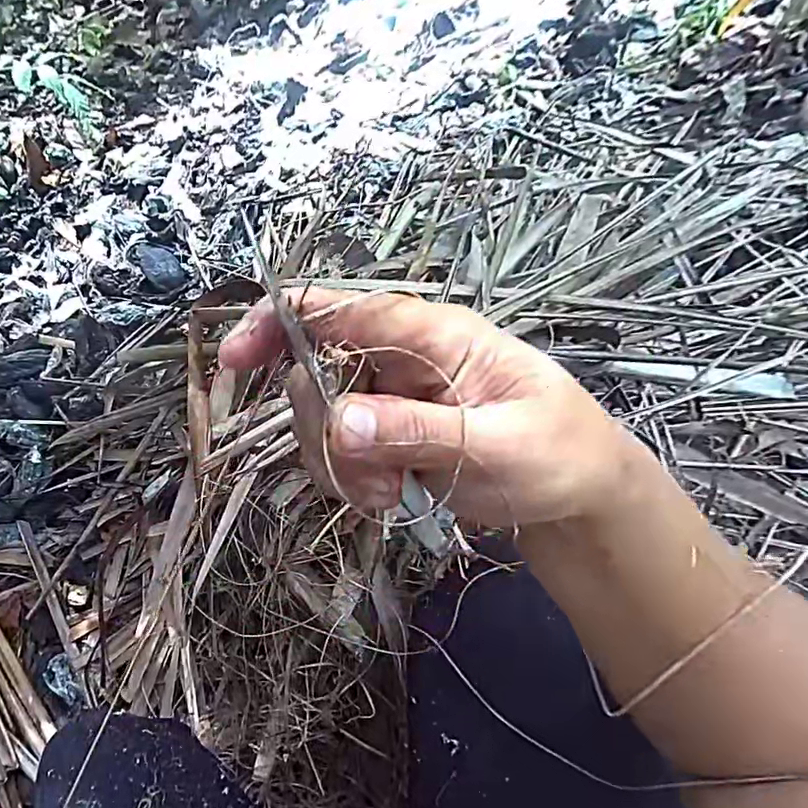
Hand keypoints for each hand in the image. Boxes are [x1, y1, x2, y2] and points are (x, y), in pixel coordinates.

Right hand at [219, 288, 647, 528]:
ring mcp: (384, 401)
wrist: (572, 496)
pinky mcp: (379, 437)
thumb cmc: (556, 454)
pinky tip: (390, 498)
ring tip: (393, 492)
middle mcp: (396, 360)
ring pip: (318, 424)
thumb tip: (338, 423)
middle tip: (374, 477)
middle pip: (312, 377)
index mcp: (429, 335)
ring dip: (341, 467)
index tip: (235, 360)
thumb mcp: (497, 443)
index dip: (275, 323)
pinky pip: (332, 456)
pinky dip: (349, 483)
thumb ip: (417, 430)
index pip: (336, 309)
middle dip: (327, 433)